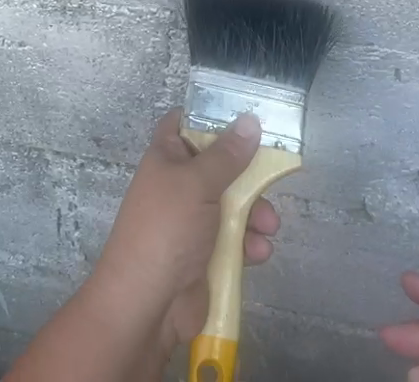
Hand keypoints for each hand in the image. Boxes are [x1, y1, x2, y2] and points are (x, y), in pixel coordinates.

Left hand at [91, 109, 278, 349]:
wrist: (147, 304)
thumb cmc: (166, 230)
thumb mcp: (196, 183)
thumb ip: (227, 155)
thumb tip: (250, 121)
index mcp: (167, 157)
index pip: (185, 122)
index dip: (210, 114)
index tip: (245, 116)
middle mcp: (179, 184)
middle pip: (221, 165)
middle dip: (249, 175)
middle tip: (271, 181)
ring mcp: (193, 220)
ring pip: (234, 204)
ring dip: (255, 214)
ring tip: (267, 227)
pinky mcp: (206, 253)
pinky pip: (235, 239)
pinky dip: (249, 244)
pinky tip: (258, 253)